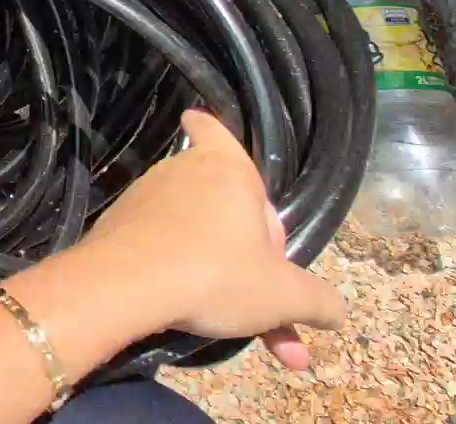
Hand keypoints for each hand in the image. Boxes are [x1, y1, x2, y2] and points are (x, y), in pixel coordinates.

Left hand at [81, 110, 345, 368]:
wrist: (124, 285)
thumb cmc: (214, 273)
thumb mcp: (288, 296)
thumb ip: (319, 300)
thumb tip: (332, 309)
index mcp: (223, 172)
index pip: (212, 131)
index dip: (209, 127)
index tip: (199, 120)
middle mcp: (180, 175)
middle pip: (226, 204)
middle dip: (256, 252)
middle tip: (278, 298)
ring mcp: (146, 199)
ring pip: (204, 236)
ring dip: (234, 281)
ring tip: (266, 336)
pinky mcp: (123, 225)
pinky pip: (173, 250)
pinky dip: (196, 283)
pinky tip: (215, 324)